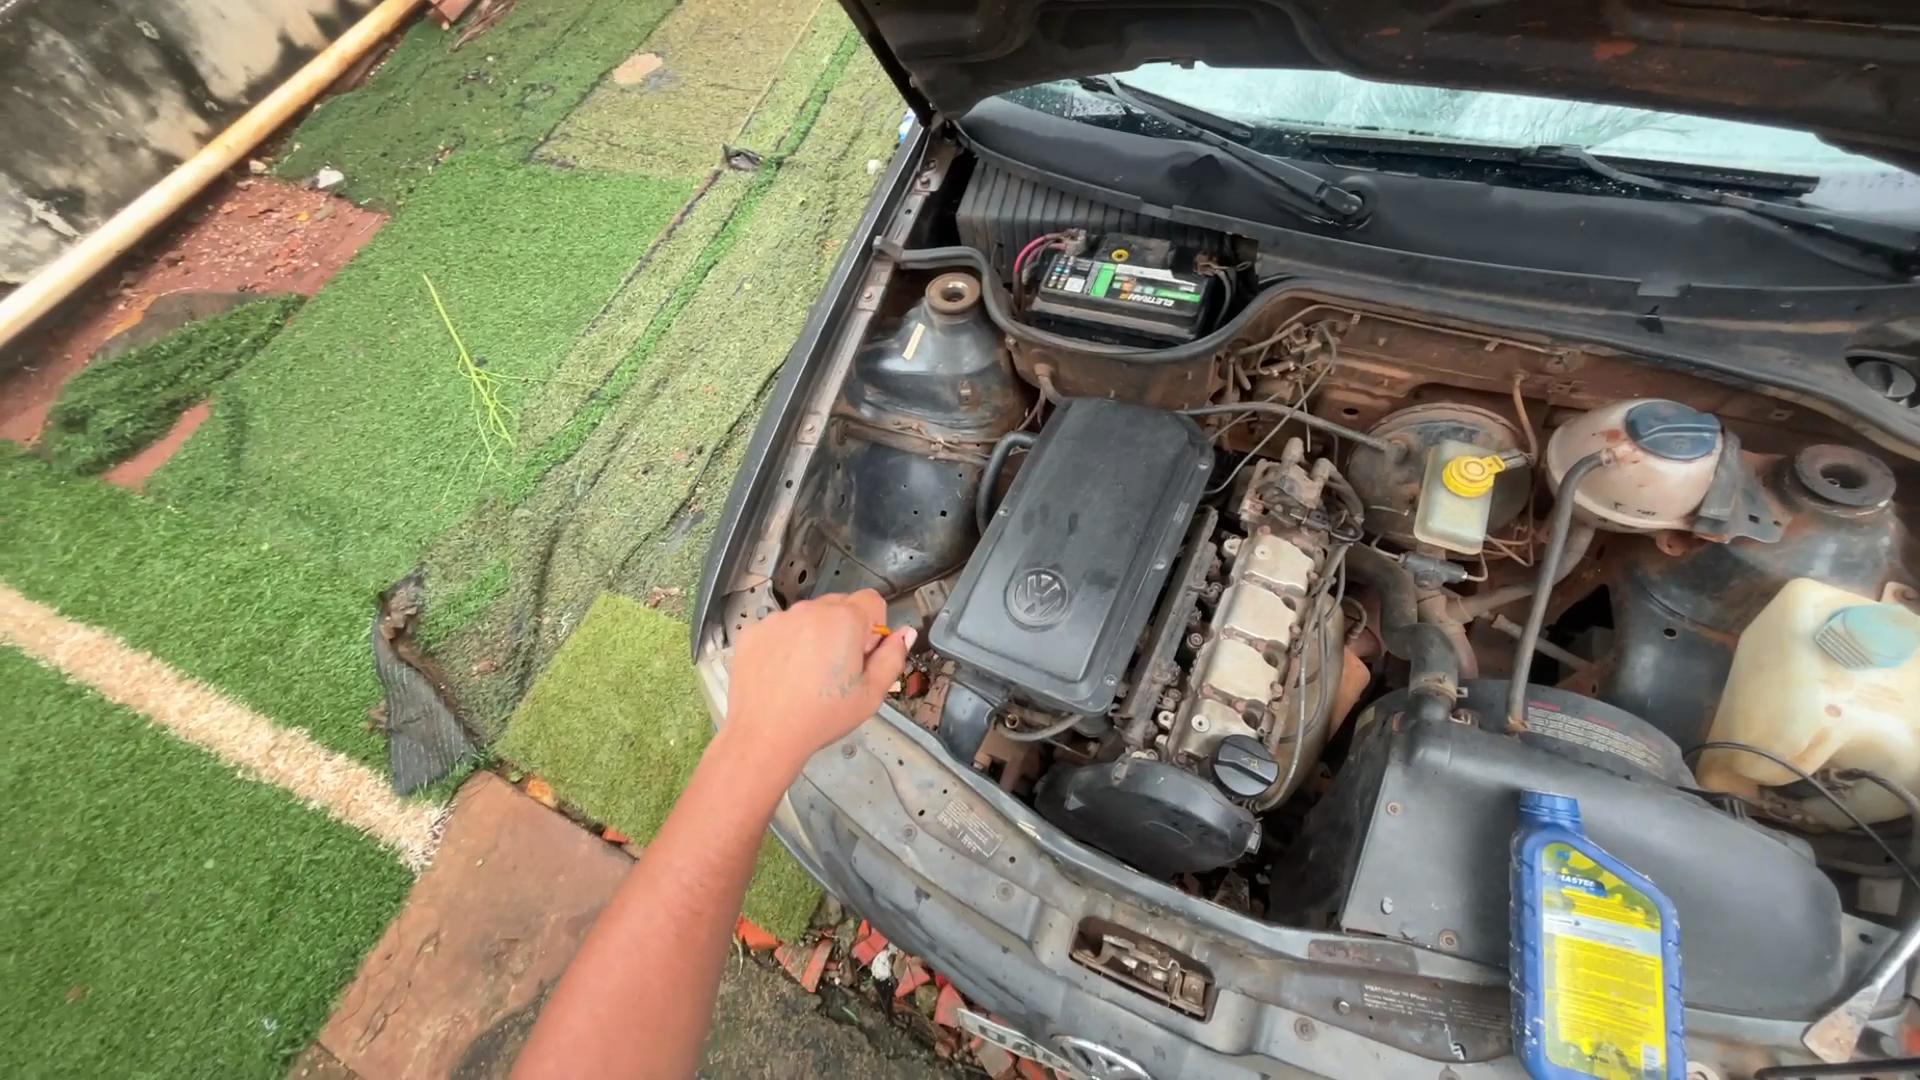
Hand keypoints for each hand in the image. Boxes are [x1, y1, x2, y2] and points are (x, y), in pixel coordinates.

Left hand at [723, 589, 913, 772]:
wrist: (764, 735)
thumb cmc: (819, 717)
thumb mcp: (871, 694)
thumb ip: (893, 657)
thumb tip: (905, 634)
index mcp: (844, 620)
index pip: (873, 600)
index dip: (875, 627)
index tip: (865, 651)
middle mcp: (810, 611)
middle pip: (840, 605)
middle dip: (846, 629)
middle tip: (839, 668)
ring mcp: (779, 619)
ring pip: (809, 616)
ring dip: (815, 635)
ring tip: (809, 675)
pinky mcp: (755, 632)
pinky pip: (781, 628)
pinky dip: (787, 644)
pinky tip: (786, 674)